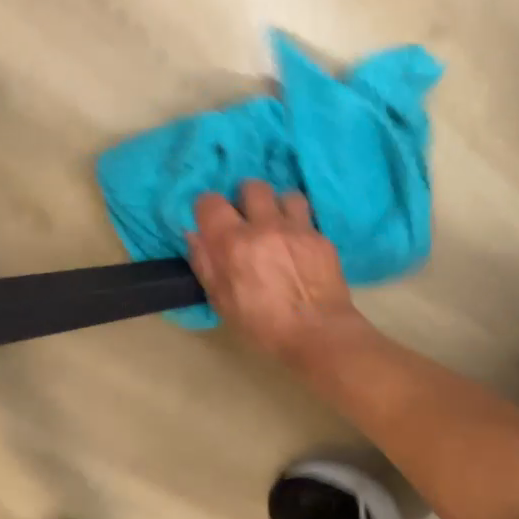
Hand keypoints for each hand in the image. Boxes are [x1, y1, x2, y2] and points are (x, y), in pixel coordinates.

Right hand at [188, 181, 366, 363]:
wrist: (318, 332)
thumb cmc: (264, 325)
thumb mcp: (222, 301)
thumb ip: (206, 263)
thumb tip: (196, 234)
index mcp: (233, 242)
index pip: (210, 201)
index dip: (209, 209)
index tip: (213, 222)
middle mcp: (265, 226)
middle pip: (252, 187)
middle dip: (246, 199)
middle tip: (249, 220)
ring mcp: (298, 229)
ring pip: (286, 195)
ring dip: (279, 207)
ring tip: (279, 226)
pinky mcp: (322, 238)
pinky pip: (308, 218)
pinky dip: (300, 226)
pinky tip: (300, 245)